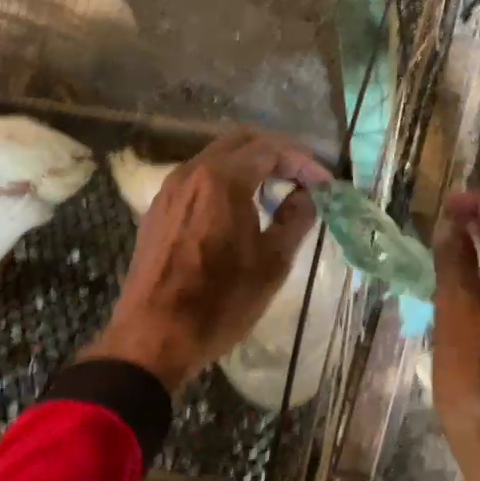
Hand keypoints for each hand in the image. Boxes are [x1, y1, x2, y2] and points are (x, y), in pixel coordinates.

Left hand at [85, 130, 331, 392]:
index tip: (326, 184)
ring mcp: (170, 189)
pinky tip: (240, 209)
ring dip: (250, 166)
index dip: (304, 162)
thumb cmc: (220, 301)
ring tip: (277, 192)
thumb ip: (296, 219)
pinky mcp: (158, 210)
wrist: (153, 337)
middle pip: (242, 142)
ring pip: (217, 157)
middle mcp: (192, 172)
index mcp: (222, 179)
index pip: (271, 149)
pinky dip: (226, 181)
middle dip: (277, 154)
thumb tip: (307, 195)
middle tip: (304, 178)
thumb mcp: (272, 262)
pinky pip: (199, 179)